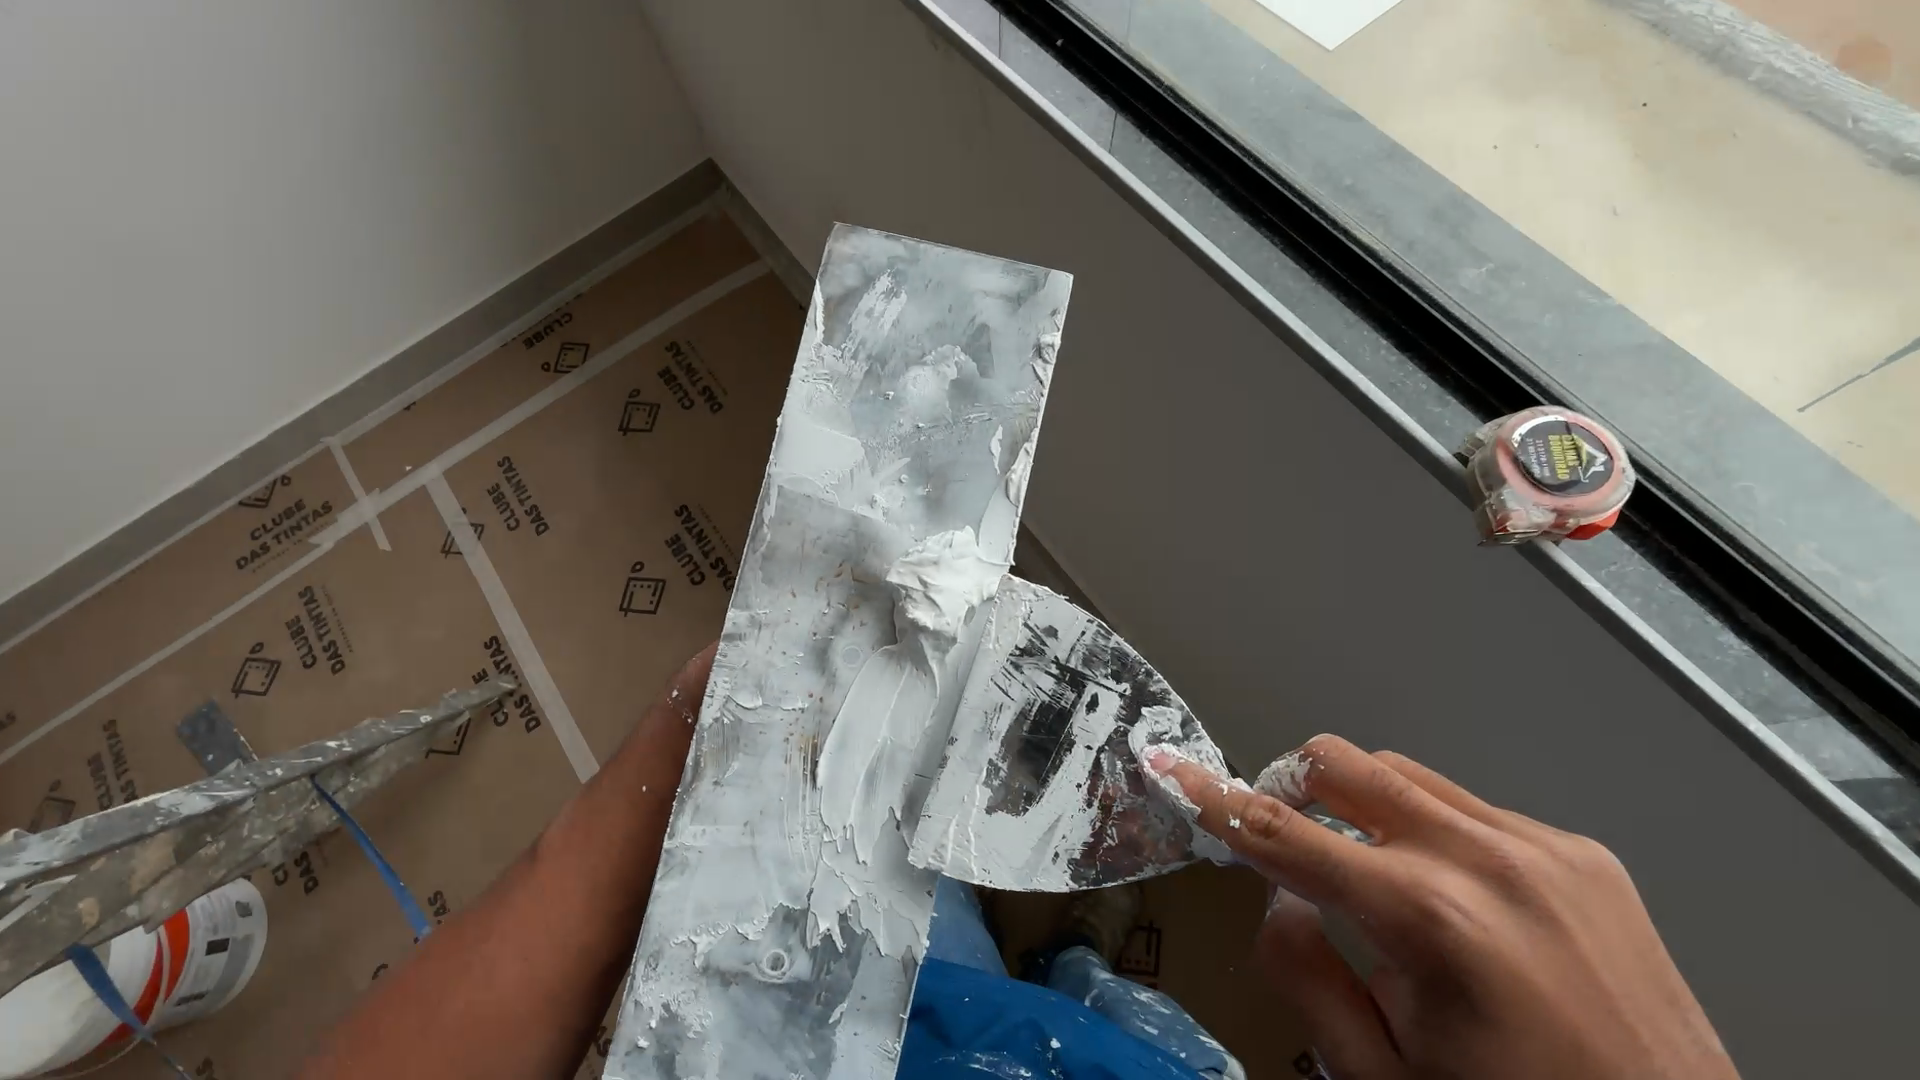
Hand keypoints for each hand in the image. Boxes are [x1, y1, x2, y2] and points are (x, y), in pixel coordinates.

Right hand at [1141, 736, 1738, 1079]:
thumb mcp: (1377, 1078)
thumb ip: (1304, 973)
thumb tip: (1281, 894)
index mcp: (1428, 918)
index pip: (1283, 834)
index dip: (1214, 797)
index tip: (1169, 765)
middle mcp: (1488, 859)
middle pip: (1345, 763)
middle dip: (1292, 788)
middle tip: (1284, 841)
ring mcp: (1546, 847)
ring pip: (1403, 774)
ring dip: (1361, 808)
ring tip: (1373, 880)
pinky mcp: (1585, 854)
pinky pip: (1470, 808)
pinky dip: (1429, 831)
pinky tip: (1451, 900)